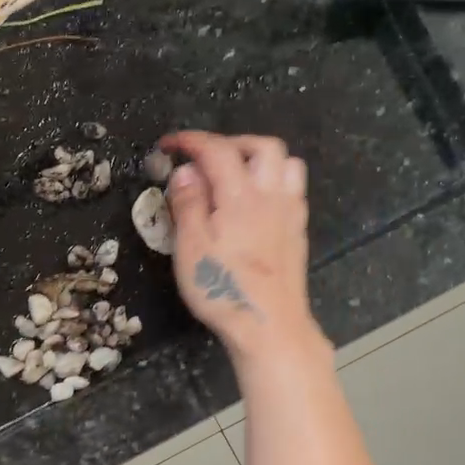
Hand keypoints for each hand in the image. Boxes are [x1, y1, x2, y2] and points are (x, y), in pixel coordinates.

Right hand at [161, 131, 327, 366]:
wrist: (267, 323)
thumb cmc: (221, 288)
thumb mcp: (190, 248)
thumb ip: (188, 205)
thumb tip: (184, 171)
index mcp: (240, 198)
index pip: (217, 152)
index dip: (191, 141)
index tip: (168, 144)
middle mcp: (271, 196)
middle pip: (262, 147)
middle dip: (230, 143)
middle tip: (202, 158)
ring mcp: (289, 212)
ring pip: (285, 164)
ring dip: (256, 159)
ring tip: (230, 175)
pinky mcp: (296, 230)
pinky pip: (291, 188)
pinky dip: (270, 181)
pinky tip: (251, 202)